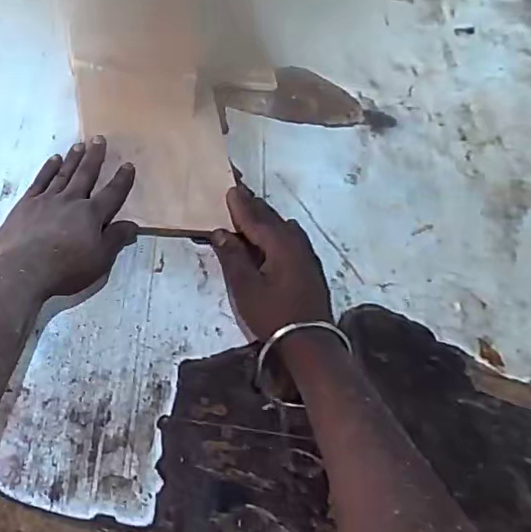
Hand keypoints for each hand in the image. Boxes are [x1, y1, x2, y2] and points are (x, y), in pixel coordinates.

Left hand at [0, 138, 137, 298]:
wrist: (23, 270)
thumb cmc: (64, 270)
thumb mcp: (98, 260)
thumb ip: (115, 240)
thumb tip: (133, 225)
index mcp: (91, 215)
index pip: (112, 193)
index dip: (122, 180)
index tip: (127, 165)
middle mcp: (70, 201)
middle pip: (85, 175)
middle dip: (94, 157)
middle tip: (99, 139)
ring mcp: (46, 200)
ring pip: (63, 174)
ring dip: (72, 159)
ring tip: (79, 145)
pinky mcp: (25, 204)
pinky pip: (40, 181)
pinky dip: (48, 169)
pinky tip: (53, 160)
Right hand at [210, 185, 332, 341]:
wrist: (308, 342)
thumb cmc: (272, 314)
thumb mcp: (245, 286)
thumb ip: (232, 256)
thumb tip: (222, 233)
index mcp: (280, 245)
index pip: (256, 219)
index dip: (241, 205)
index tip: (231, 188)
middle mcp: (296, 245)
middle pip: (272, 220)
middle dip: (255, 206)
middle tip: (241, 191)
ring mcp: (306, 257)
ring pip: (283, 229)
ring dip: (266, 219)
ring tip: (253, 210)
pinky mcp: (308, 270)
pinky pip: (289, 240)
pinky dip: (275, 233)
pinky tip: (275, 235)